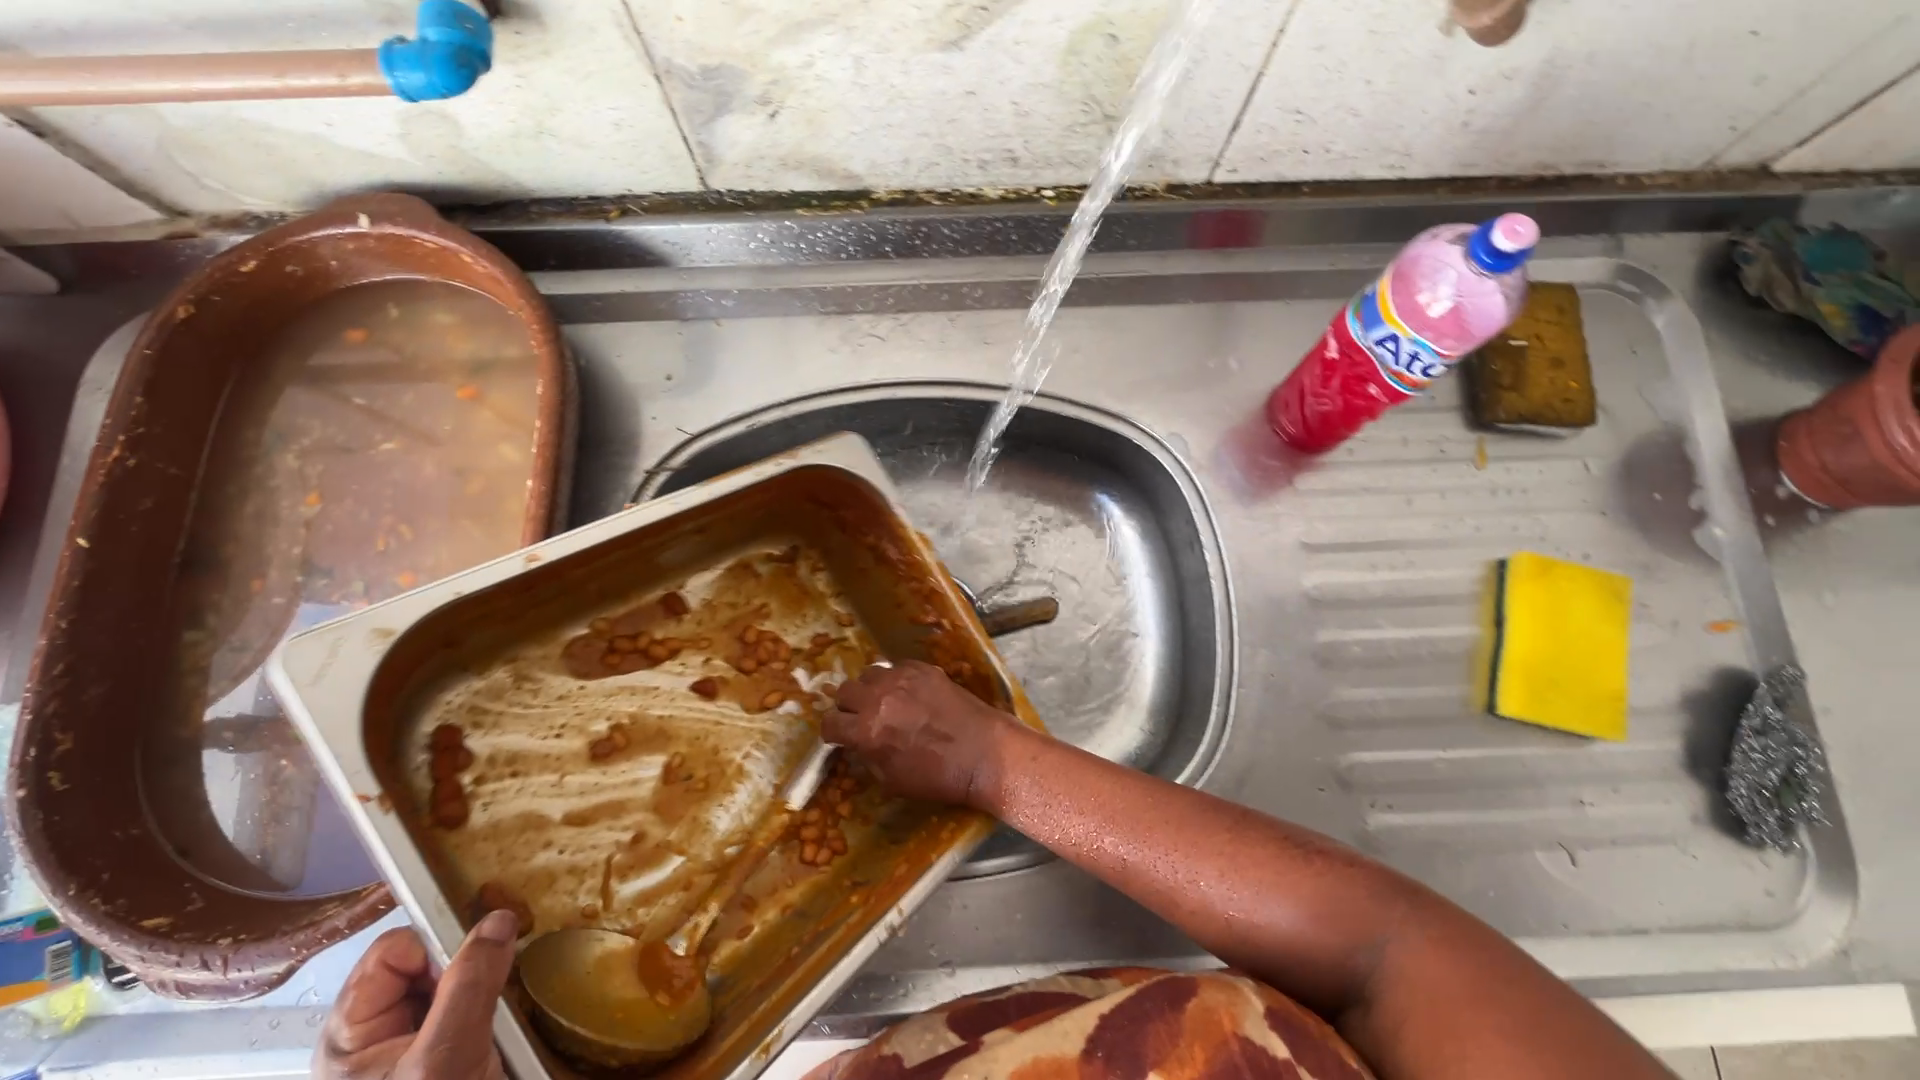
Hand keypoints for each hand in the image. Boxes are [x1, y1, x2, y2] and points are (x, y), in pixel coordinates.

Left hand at [314, 910, 516, 1079]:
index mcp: (351, 1033)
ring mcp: (415, 1043)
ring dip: (488, 985)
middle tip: (496, 985)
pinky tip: (509, 1023)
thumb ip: (468, 987)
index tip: (472, 968)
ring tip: (504, 1014)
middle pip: (429, 962)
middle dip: (468, 964)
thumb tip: (499, 918)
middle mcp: (378, 1032)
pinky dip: (497, 1004)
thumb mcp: (445, 1058)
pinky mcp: (450, 1052)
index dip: (436, 949)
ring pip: (457, 981)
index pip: (394, 950)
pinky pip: (475, 1004)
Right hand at [827, 660, 1021, 807]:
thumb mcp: (891, 780)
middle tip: (860, 718)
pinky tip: (909, 693)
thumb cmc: (937, 777)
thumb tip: (860, 746)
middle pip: (844, 691)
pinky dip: (897, 679)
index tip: (840, 736)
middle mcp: (877, 699)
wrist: (983, 754)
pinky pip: (898, 667)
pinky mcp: (924, 669)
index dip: (833, 732)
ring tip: (884, 701)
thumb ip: (868, 758)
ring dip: (870, 688)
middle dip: (848, 706)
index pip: (830, 723)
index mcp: (865, 731)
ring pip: (869, 673)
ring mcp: (901, 679)